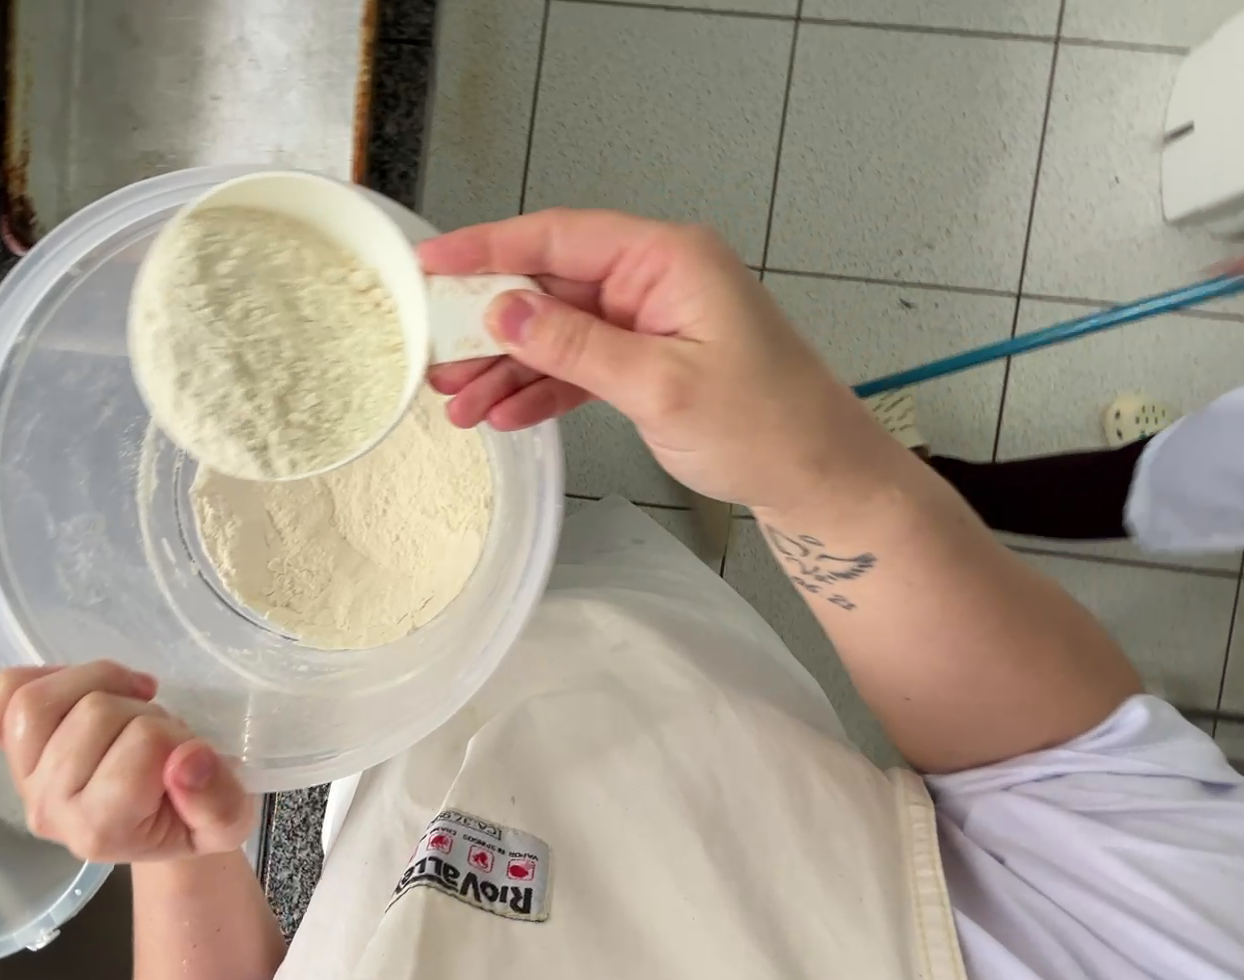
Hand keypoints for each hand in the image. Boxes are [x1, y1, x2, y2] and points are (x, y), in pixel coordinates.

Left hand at [0, 661, 253, 862]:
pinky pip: (3, 696)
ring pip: (40, 699)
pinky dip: (41, 678)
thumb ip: (218, 800)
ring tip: (131, 702)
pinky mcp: (14, 751)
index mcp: (103, 831)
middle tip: (162, 737)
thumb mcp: (231, 820)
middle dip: (144, 713)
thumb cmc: (197, 815)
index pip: (142, 744)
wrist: (162, 822)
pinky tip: (84, 690)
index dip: (175, 736)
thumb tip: (187, 760)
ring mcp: (25, 779)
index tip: (186, 758)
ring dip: (100, 685)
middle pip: (93, 714)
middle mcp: (51, 809)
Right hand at [418, 209, 884, 508]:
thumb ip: (577, 346)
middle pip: (548, 291)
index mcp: (664, 259)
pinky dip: (540, 393)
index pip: (559, 237)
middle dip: (489, 328)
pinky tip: (503, 416)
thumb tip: (503, 312)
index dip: (488, 248)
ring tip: (457, 404)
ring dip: (506, 370)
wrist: (813, 478)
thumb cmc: (759, 424)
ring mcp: (643, 324)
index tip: (430, 263)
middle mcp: (649, 281)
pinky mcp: (641, 364)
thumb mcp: (661, 385)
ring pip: (555, 336)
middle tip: (435, 358)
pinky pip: (576, 370)